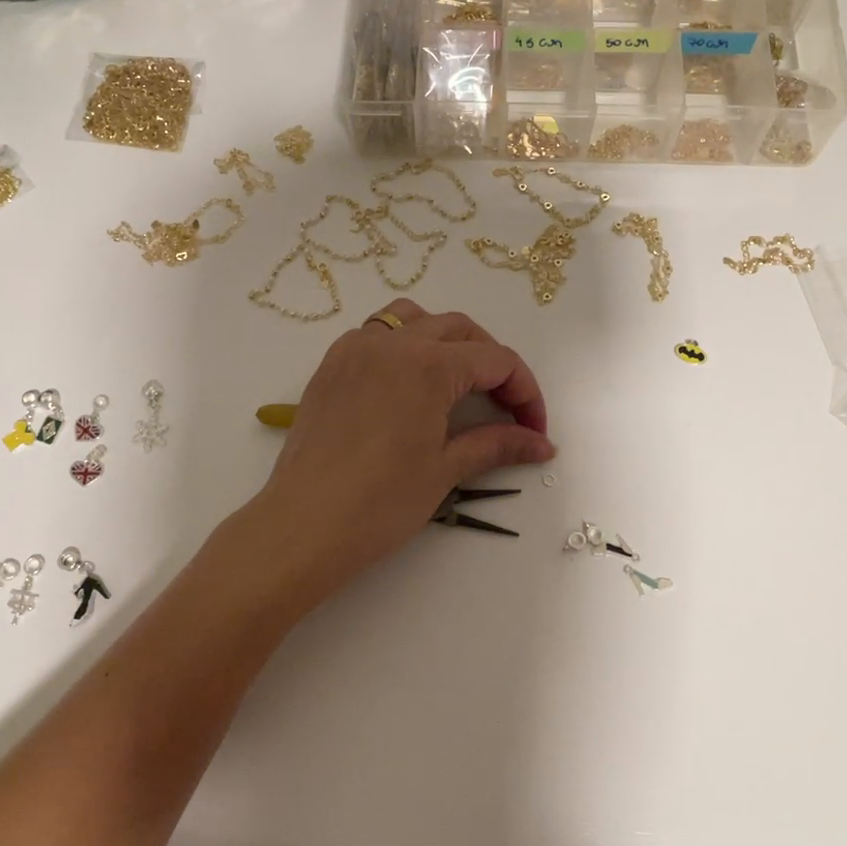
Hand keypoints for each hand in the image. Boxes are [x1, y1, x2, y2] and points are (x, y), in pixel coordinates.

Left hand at [253, 300, 553, 592]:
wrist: (304, 525)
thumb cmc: (380, 503)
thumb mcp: (445, 470)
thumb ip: (497, 445)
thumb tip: (542, 445)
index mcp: (427, 363)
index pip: (496, 360)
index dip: (525, 393)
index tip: (534, 431)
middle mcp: (390, 342)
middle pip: (459, 330)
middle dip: (491, 363)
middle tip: (504, 409)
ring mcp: (354, 350)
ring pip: (413, 319)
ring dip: (445, 342)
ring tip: (458, 385)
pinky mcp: (330, 367)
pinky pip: (376, 335)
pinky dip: (403, 347)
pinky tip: (409, 388)